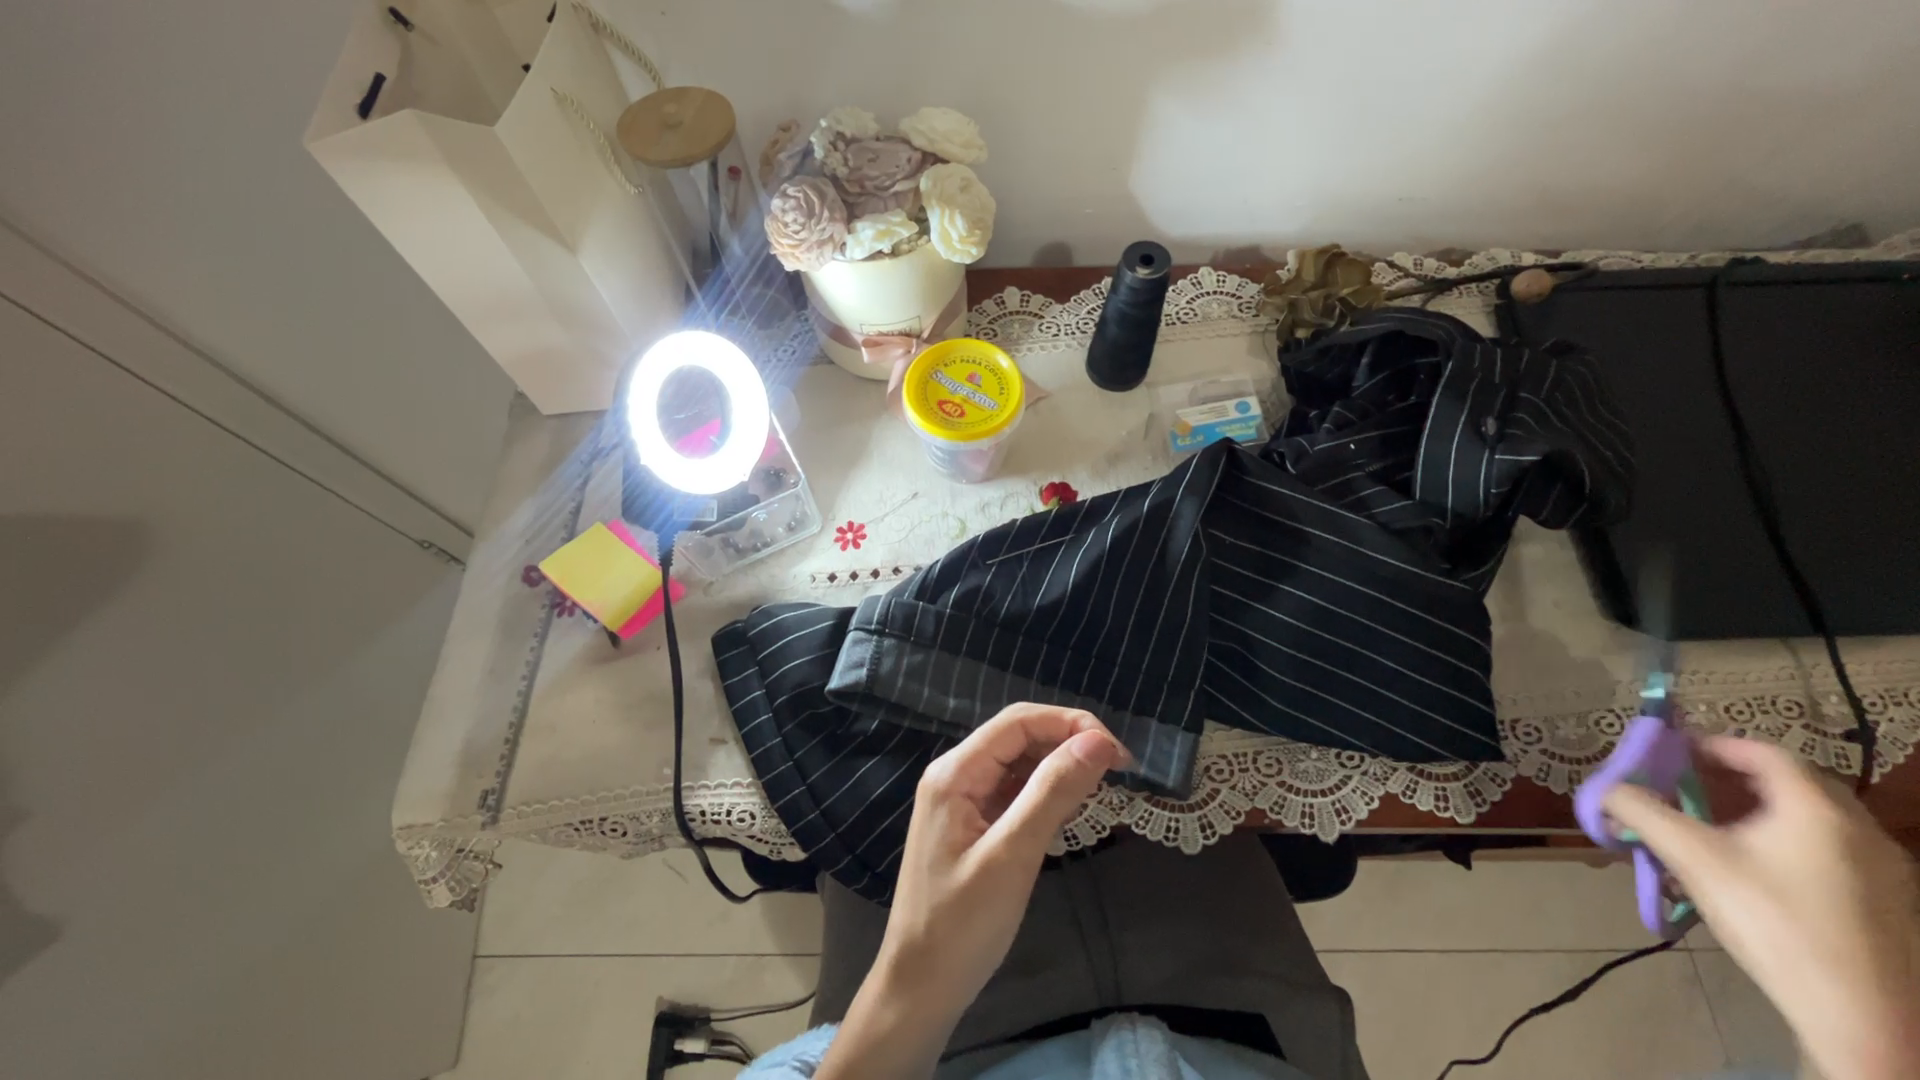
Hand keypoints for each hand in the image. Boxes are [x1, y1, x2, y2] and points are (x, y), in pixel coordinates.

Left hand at [818, 704, 1124, 1077]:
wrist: (920, 987)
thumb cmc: (962, 925)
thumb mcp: (1013, 855)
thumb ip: (1053, 793)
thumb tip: (1098, 741)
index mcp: (955, 773)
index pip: (1019, 722)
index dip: (1071, 724)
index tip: (1117, 754)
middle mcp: (955, 775)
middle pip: (1018, 737)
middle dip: (1069, 742)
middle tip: (1118, 770)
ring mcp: (961, 801)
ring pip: (1018, 763)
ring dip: (1060, 767)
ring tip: (1101, 789)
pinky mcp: (971, 825)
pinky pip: (1013, 792)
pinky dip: (1045, 793)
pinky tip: (1069, 810)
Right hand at [1605, 736, 1919, 1079]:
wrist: (1860, 1015)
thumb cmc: (1772, 922)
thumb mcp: (1694, 860)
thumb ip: (1643, 814)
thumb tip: (1604, 790)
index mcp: (1818, 807)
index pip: (1763, 751)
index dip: (1712, 745)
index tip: (1671, 754)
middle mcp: (1859, 827)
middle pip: (1787, 784)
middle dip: (1728, 782)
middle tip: (1683, 792)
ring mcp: (1882, 868)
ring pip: (1807, 821)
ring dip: (1753, 816)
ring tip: (1708, 835)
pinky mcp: (1886, 903)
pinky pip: (1825, 852)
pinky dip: (1782, 846)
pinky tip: (1751, 877)